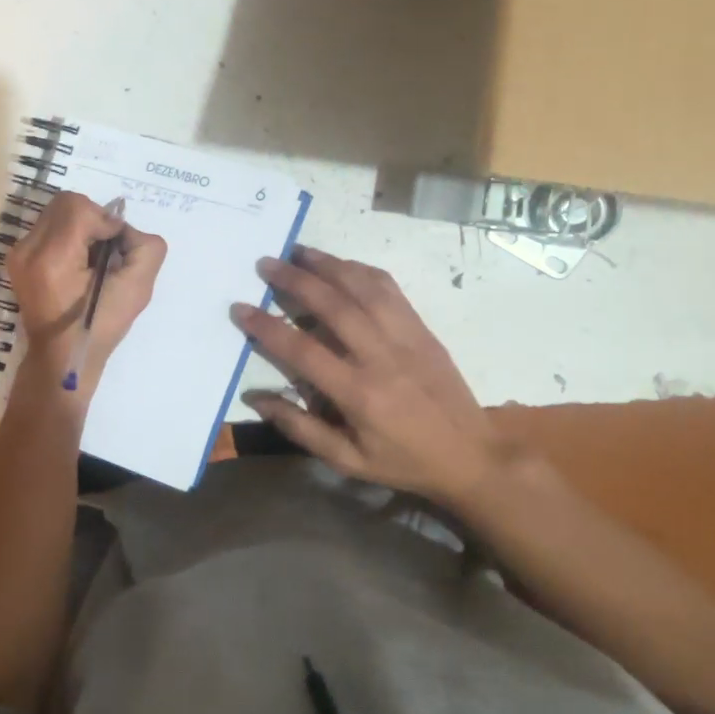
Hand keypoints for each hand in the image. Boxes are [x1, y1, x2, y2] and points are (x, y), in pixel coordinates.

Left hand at [8, 193, 165, 384]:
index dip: (105, 221)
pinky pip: (47, 228)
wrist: (60, 358)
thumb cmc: (98, 328)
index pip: (78, 208)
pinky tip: (75, 265)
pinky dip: (66, 236)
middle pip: (64, 204)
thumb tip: (122, 231)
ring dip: (79, 226)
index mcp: (52, 259)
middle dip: (92, 220)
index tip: (115, 248)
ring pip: (55, 213)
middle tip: (105, 250)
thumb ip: (145, 249)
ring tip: (90, 259)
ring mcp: (18, 254)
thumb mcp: (137, 290)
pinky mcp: (17, 259)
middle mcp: (27, 251)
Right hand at [233, 247, 506, 504]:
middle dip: (295, 280)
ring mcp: (407, 338)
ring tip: (298, 251)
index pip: (303, 350)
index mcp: (359, 394)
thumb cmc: (402, 462)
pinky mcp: (423, 330)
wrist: (473, 456)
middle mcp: (382, 358)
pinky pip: (391, 290)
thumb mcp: (346, 460)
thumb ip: (298, 427)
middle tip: (264, 264)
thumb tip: (255, 398)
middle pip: (333, 306)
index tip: (240, 308)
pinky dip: (361, 271)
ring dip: (328, 265)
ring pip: (364, 288)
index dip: (267, 327)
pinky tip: (340, 265)